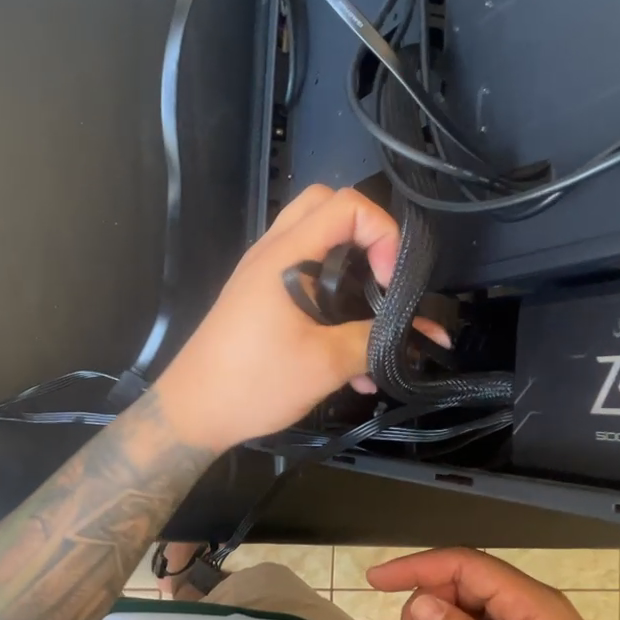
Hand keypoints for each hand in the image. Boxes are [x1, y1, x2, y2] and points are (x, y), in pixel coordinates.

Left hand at [152, 186, 421, 451]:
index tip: (393, 282)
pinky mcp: (259, 301)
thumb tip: (427, 333)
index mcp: (284, 256)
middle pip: (328, 210)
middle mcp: (271, 254)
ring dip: (352, 278)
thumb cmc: (253, 382)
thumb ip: (378, 340)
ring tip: (375, 328)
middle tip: (384, 283)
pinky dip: (332, 305)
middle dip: (368, 241)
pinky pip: (304, 282)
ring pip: (317, 248)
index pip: (346, 205)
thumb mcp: (325, 363)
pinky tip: (354, 363)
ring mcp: (262, 276)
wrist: (191, 413)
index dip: (383, 233)